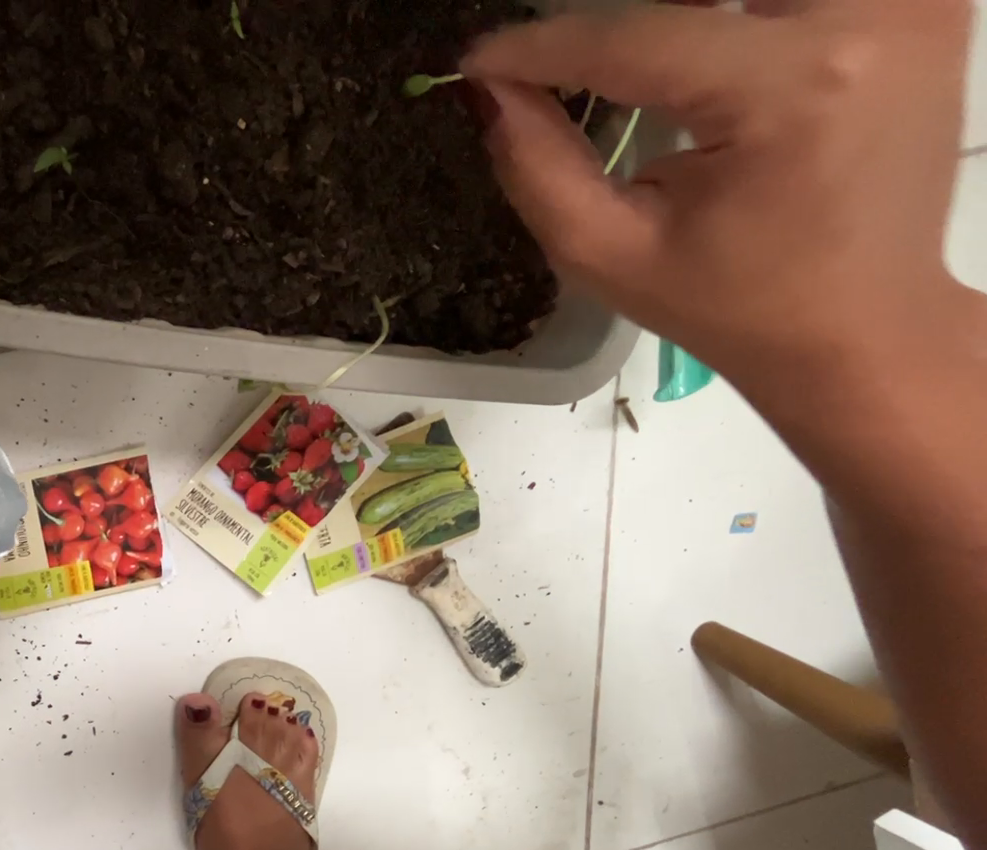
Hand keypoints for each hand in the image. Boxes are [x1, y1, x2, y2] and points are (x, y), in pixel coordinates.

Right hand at [462, 0, 975, 396]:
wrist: (854, 318)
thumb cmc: (721, 299)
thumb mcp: (603, 249)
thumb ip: (538, 165)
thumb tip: (490, 92)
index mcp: (792, 88)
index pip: (636, 39)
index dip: (542, 46)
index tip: (475, 60)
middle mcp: (875, 12)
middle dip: (613, 3)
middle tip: (549, 49)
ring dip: (673, 6)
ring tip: (608, 48)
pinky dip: (728, 8)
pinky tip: (686, 36)